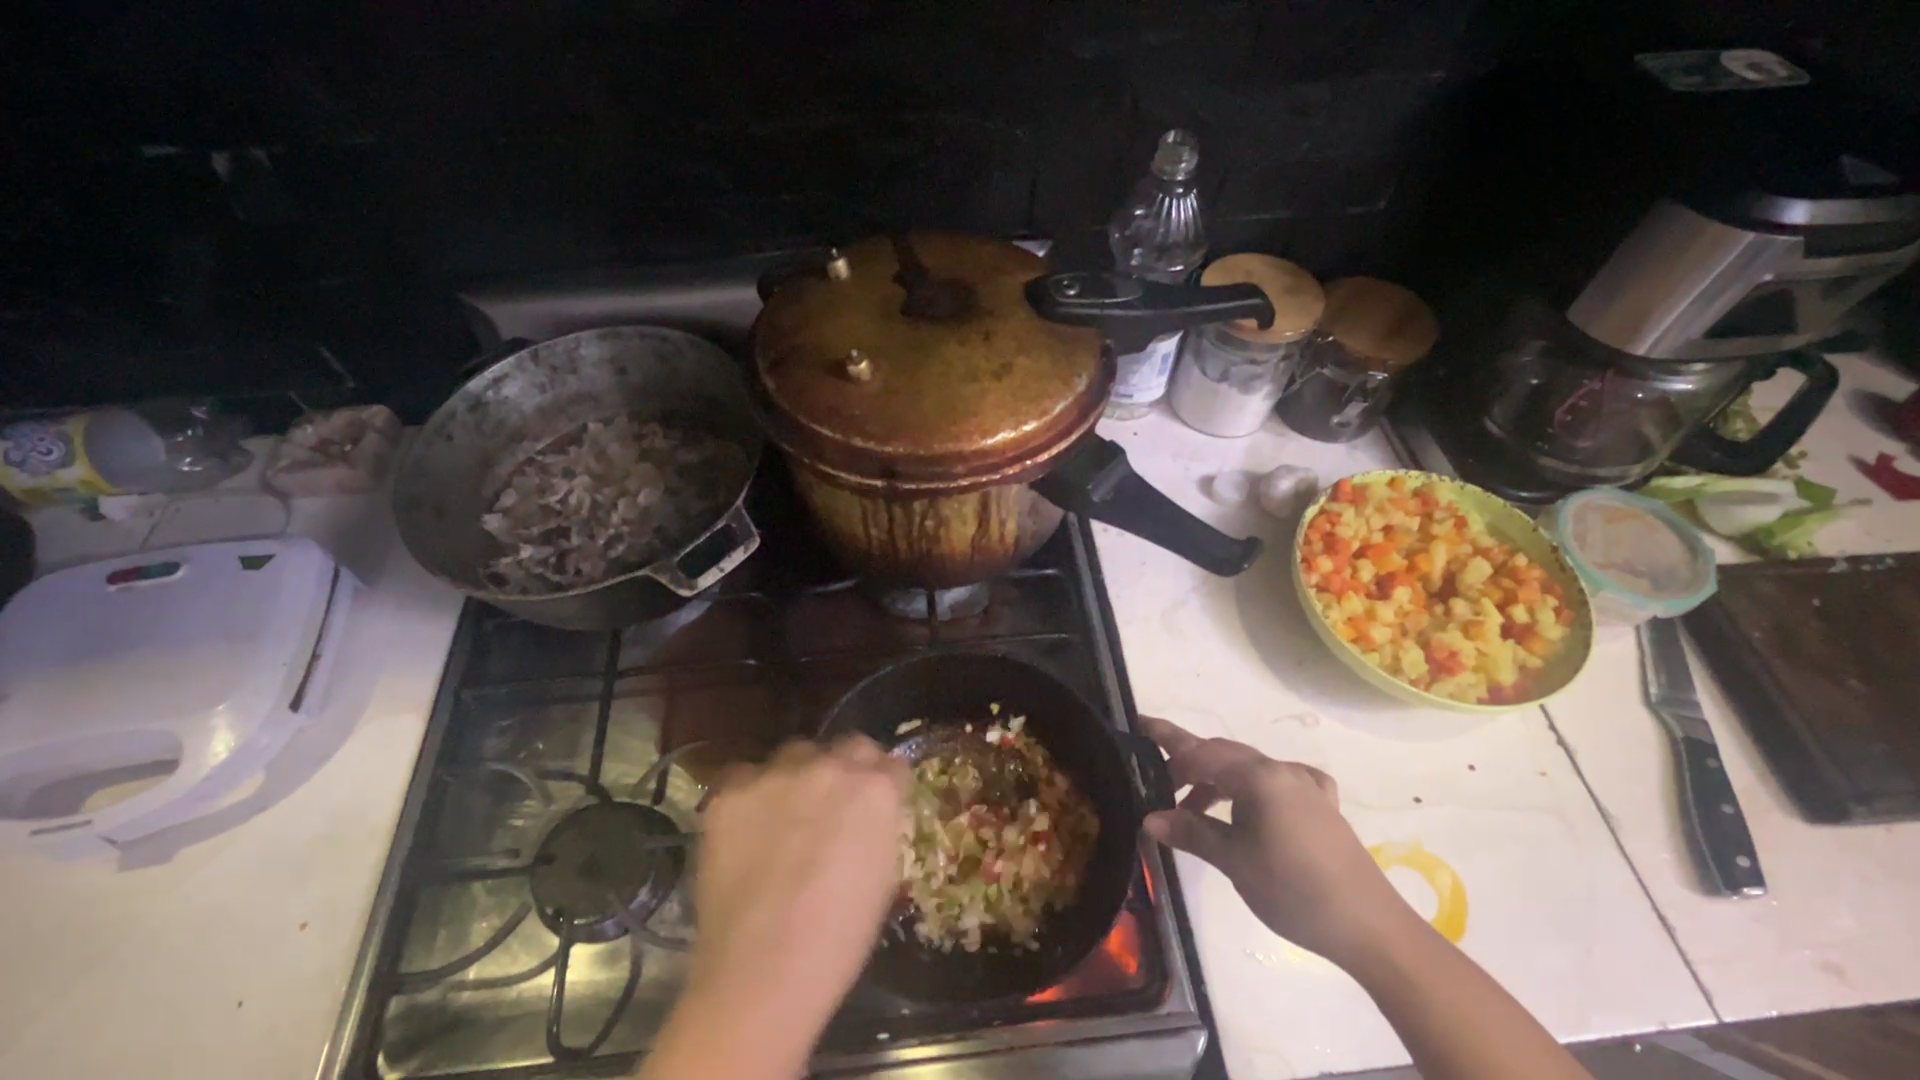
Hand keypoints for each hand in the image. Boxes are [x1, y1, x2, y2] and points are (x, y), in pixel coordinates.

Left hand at [651, 736, 905, 1078]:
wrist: (761, 973)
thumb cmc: (838, 940)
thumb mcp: (882, 876)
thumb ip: (878, 827)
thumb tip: (868, 814)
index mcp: (877, 790)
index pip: (889, 763)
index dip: (882, 784)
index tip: (873, 804)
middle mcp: (830, 767)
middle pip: (844, 748)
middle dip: (843, 770)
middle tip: (829, 807)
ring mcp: (775, 775)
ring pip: (793, 755)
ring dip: (796, 777)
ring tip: (782, 818)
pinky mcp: (730, 792)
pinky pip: (746, 779)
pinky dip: (750, 797)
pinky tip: (746, 833)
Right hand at [1140, 715, 1418, 969]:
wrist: (1368, 925)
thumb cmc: (1293, 890)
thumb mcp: (1234, 861)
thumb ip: (1191, 833)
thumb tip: (1149, 818)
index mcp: (1259, 777)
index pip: (1201, 752)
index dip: (1167, 742)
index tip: (1137, 730)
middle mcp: (1282, 772)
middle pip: (1225, 755)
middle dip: (1188, 763)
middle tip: (1156, 781)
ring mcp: (1307, 788)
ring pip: (1251, 770)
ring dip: (1217, 782)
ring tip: (1192, 810)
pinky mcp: (1322, 808)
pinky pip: (1281, 784)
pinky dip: (1255, 789)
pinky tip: (1255, 805)